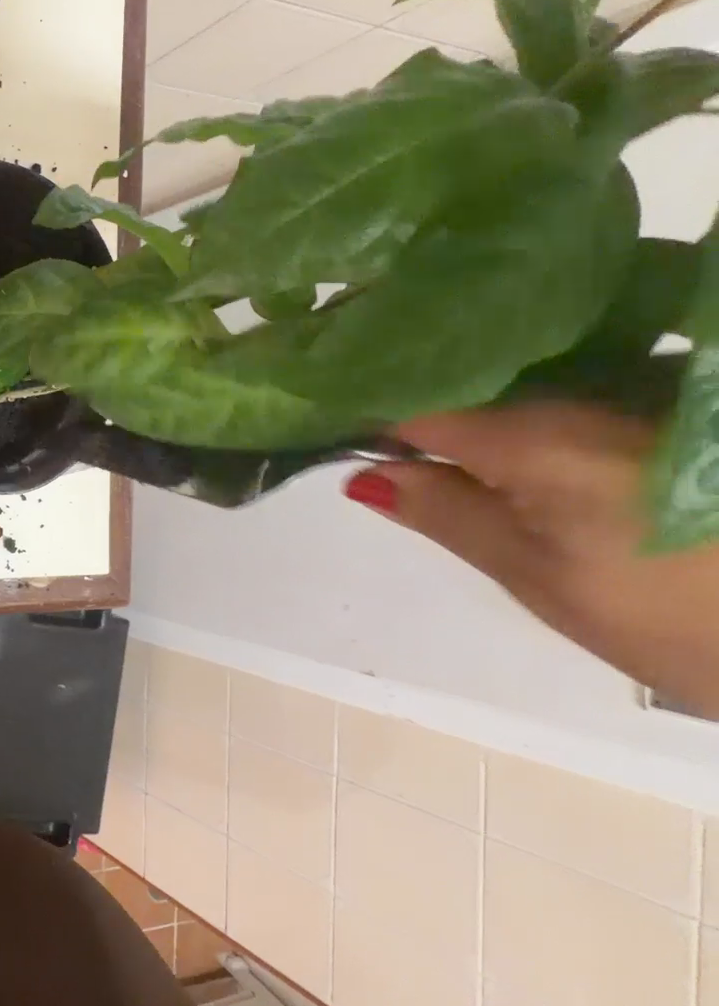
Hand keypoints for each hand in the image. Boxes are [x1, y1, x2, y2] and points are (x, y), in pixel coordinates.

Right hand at [349, 402, 718, 715]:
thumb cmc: (674, 622)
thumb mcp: (538, 578)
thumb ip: (446, 515)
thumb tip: (360, 477)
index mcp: (541, 438)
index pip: (416, 404)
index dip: (364, 413)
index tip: (324, 426)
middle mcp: (595, 394)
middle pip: (474, 383)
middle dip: (417, 405)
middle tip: (374, 444)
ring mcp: (650, 393)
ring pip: (527, 383)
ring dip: (474, 405)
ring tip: (434, 442)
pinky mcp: (688, 406)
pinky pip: (582, 390)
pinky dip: (532, 410)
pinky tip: (514, 442)